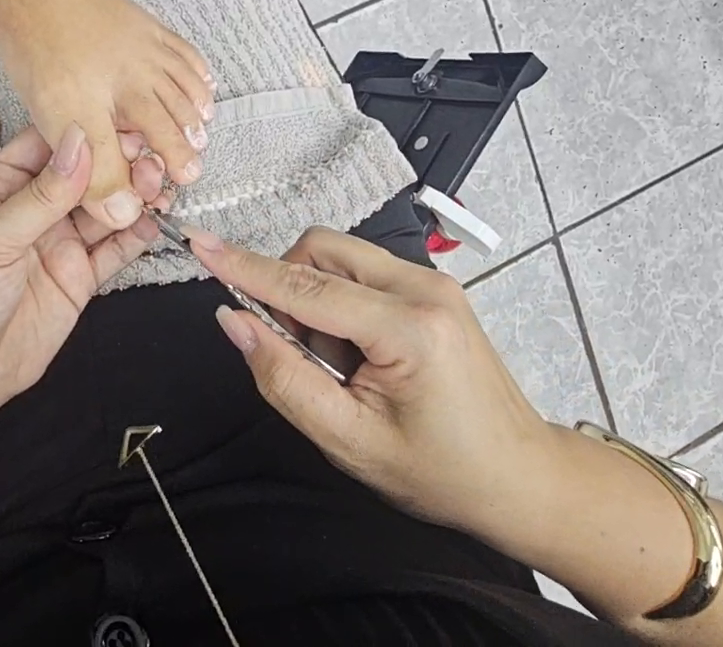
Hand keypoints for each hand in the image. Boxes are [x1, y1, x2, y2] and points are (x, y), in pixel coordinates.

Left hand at [0, 0, 214, 232]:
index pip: (163, 137)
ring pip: (176, 71)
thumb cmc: (36, 37)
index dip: (173, 163)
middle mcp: (143, 62)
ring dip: (190, 98)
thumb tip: (127, 216)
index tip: (183, 184)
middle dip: (186, 135)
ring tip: (203, 117)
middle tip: (195, 158)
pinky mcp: (118, 11)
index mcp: (132, 90)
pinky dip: (183, 58)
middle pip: (175, 104)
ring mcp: (135, 32)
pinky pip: (166, 40)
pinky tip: (185, 63)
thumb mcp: (65, 114)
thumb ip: (98, 167)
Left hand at [0, 125, 166, 424]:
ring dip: (132, 195)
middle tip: (149, 156)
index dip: (81, 131)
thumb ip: (39, 195)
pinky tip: (156, 220)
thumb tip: (78, 140)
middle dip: (116, 163)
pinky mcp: (78, 279)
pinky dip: (136, 236)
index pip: (45, 145)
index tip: (119, 119)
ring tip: (159, 185)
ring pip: (104, 209)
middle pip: (82, 176)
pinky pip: (113, 251)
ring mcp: (58, 244)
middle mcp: (33, 210)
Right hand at [193, 228, 561, 534]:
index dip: (244, 266)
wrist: (523, 479)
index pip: (305, 284)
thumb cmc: (441, 472)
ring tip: (339, 365)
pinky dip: (339, 303)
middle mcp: (424, 287)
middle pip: (321, 249)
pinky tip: (358, 353)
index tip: (199, 243)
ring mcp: (432, 281)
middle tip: (300, 353)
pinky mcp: (432, 287)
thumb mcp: (349, 440)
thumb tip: (234, 320)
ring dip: (315, 299)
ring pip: (338, 258)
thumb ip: (282, 377)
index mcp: (408, 328)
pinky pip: (360, 273)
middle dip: (288, 288)